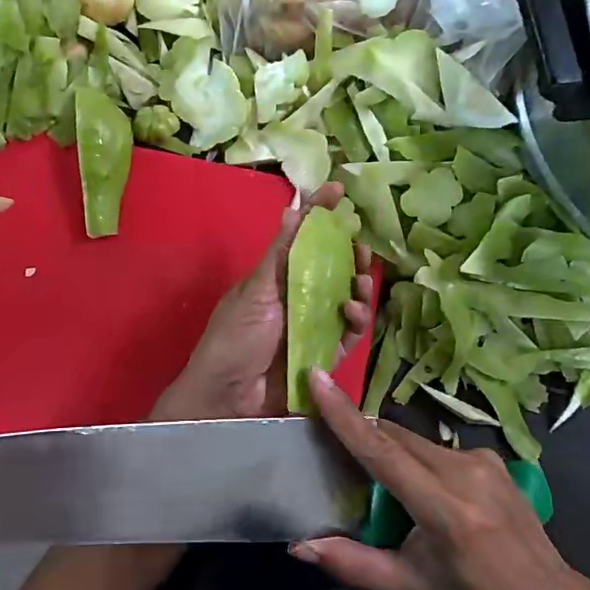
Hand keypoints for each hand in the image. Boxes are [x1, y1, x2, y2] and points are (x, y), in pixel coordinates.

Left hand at [149, 182, 375, 420]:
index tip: (338, 191)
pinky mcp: (324, 354)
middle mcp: (297, 298)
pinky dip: (357, 321)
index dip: (320, 215)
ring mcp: (312, 326)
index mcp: (276, 278)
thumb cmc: (235, 339)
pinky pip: (349, 333)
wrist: (229, 398)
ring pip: (346, 298)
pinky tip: (354, 312)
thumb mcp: (256, 292)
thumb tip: (292, 209)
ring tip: (360, 280)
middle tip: (361, 246)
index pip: (302, 240)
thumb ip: (280, 254)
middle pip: (333, 270)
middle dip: (350, 255)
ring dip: (358, 286)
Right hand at [290, 371, 567, 589]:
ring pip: (415, 439)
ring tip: (392, 493)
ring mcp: (482, 460)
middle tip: (341, 460)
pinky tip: (428, 493)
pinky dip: (419, 461)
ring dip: (393, 454)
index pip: (382, 452)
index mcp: (444, 509)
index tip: (318, 379)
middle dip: (364, 438)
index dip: (345, 415)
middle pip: (394, 436)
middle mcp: (464, 472)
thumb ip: (353, 564)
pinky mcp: (493, 457)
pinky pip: (437, 448)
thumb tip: (299, 547)